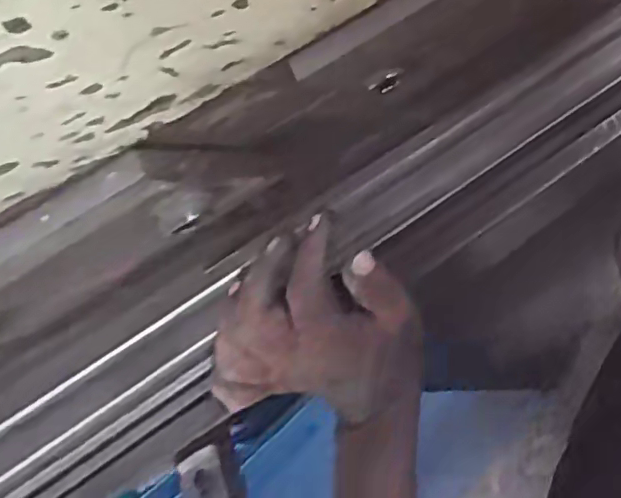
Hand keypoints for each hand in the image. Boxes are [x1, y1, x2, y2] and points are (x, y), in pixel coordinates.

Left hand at [212, 216, 421, 425]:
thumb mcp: (400, 314)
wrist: (378, 401)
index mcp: (321, 334)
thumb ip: (378, 287)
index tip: (321, 219)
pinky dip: (221, 345)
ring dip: (236, 301)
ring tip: (252, 270)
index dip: (310, 248)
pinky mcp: (262, 384)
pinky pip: (226, 370)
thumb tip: (358, 254)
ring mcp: (269, 373)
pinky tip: (229, 322)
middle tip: (283, 238)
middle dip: (265, 268)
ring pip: (233, 338)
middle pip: (255, 311)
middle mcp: (286, 354)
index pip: (304, 284)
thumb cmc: (392, 351)